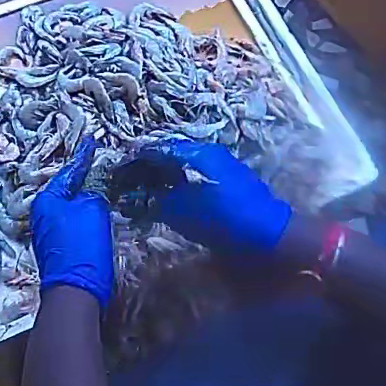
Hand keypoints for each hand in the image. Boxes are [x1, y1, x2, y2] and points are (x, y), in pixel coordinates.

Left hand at [30, 137, 114, 305]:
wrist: (75, 291)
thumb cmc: (81, 247)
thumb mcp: (91, 209)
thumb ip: (92, 190)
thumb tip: (92, 184)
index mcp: (46, 200)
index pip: (68, 170)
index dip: (84, 156)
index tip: (92, 141)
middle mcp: (42, 215)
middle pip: (67, 188)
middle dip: (84, 176)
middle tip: (101, 160)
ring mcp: (49, 233)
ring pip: (71, 205)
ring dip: (86, 195)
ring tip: (104, 181)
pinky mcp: (60, 248)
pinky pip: (74, 221)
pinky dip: (86, 213)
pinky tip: (99, 210)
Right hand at [136, 139, 291, 253]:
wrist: (267, 236)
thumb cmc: (222, 219)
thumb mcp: (181, 211)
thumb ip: (155, 200)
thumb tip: (132, 198)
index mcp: (197, 153)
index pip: (157, 149)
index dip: (135, 160)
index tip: (117, 171)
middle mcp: (207, 154)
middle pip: (168, 155)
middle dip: (145, 169)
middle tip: (124, 183)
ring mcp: (218, 167)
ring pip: (179, 166)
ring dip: (159, 178)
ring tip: (139, 192)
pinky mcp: (224, 182)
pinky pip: (191, 178)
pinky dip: (174, 186)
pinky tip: (163, 199)